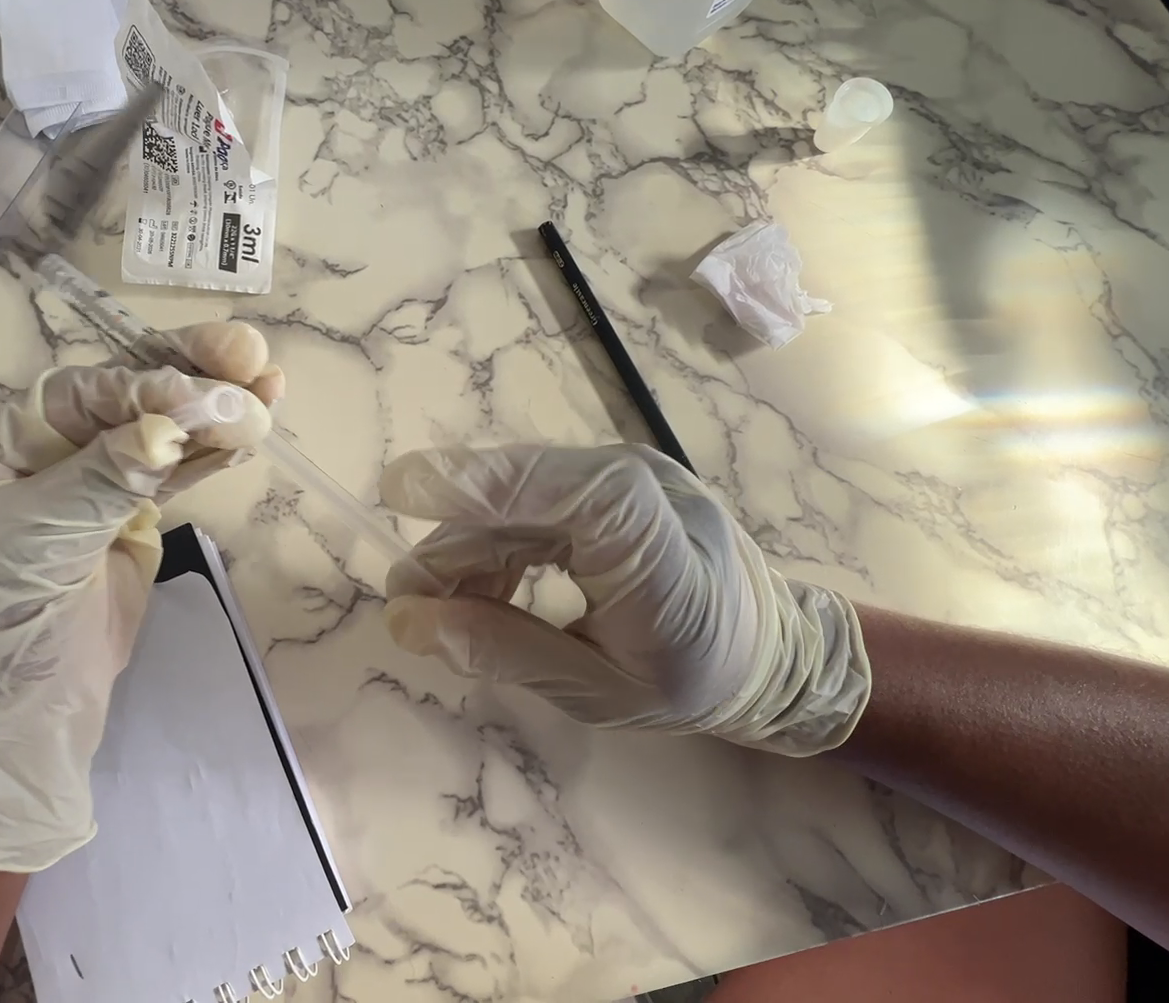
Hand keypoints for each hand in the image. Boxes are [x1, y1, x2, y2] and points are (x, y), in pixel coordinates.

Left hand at [0, 323, 282, 871]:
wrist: (24, 712)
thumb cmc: (6, 623)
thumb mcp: (43, 539)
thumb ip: (105, 476)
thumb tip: (169, 427)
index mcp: (6, 443)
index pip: (85, 392)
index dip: (147, 385)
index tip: (206, 394)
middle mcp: (53, 451)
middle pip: (130, 395)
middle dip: (192, 375)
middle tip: (253, 357)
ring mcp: (100, 482)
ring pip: (164, 430)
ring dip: (218, 409)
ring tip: (272, 385)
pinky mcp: (136, 514)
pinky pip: (179, 472)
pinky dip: (215, 452)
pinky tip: (255, 425)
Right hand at [379, 444, 869, 755]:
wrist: (767, 651)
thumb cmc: (693, 681)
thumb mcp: (596, 689)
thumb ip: (503, 649)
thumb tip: (408, 622)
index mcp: (657, 546)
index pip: (569, 493)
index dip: (483, 485)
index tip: (401, 491)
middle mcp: (639, 489)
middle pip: (521, 492)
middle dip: (451, 542)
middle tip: (403, 600)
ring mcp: (622, 479)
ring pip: (515, 499)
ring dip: (466, 551)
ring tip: (435, 610)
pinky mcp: (606, 486)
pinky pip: (531, 506)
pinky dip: (493, 547)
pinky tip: (478, 594)